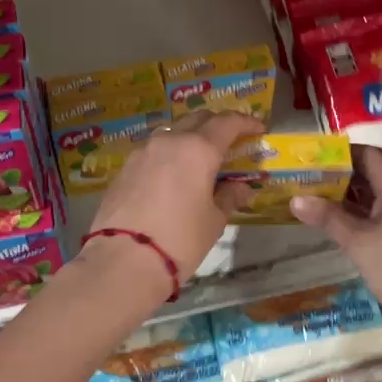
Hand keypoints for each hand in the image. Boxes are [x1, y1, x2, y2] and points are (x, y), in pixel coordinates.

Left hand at [88, 111, 263, 286]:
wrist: (123, 261)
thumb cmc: (179, 240)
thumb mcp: (213, 221)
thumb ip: (229, 197)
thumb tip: (240, 188)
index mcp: (198, 150)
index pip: (227, 123)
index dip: (246, 122)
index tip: (258, 129)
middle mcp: (169, 141)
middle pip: (198, 119)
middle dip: (218, 125)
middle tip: (231, 140)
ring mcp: (143, 152)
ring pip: (172, 132)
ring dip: (190, 137)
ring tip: (199, 158)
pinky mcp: (124, 168)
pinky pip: (153, 151)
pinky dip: (169, 155)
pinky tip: (171, 175)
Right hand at [290, 145, 381, 331]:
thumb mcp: (358, 243)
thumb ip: (328, 218)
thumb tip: (295, 199)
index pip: (369, 154)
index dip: (342, 152)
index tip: (315, 158)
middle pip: (379, 165)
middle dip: (349, 166)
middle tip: (319, 174)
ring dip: (357, 186)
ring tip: (324, 191)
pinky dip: (366, 203)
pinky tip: (344, 215)